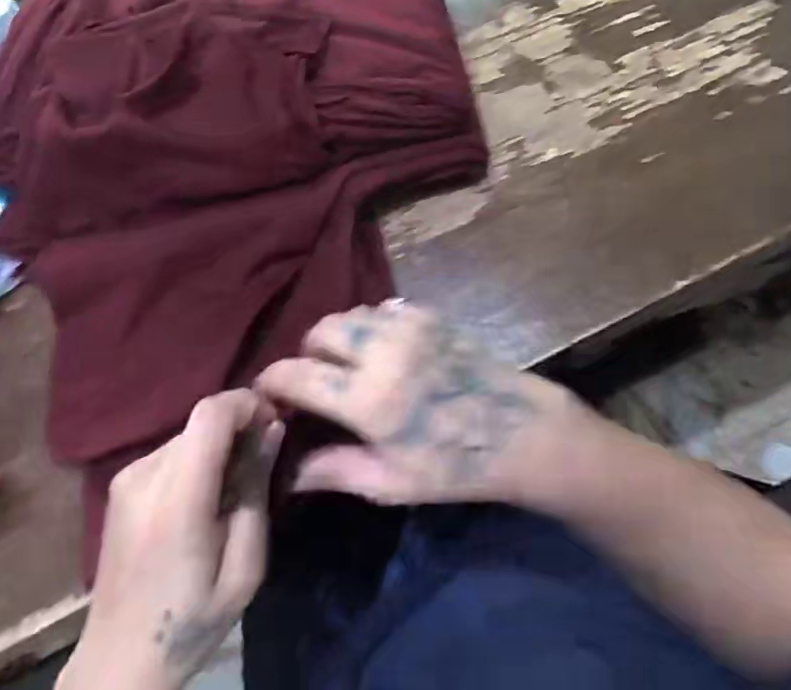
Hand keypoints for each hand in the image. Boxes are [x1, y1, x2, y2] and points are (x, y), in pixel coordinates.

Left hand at [61, 390, 283, 689]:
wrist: (119, 657)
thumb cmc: (191, 621)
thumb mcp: (244, 569)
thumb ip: (256, 492)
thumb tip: (271, 431)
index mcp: (177, 499)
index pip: (210, 414)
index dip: (247, 403)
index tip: (274, 421)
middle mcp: (145, 474)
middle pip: (201, 422)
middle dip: (238, 428)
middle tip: (261, 463)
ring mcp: (127, 476)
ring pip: (187, 434)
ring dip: (217, 446)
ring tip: (232, 490)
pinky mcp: (120, 482)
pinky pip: (170, 452)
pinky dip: (195, 460)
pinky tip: (203, 500)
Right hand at [254, 301, 579, 505]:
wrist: (523, 432)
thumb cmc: (456, 466)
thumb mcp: (393, 483)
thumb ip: (336, 471)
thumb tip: (288, 471)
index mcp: (368, 399)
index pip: (298, 374)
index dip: (273, 380)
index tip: (267, 391)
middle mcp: (381, 351)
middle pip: (319, 332)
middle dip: (308, 354)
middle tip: (318, 379)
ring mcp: (407, 326)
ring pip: (348, 315)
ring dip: (338, 336)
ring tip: (349, 363)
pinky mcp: (428, 315)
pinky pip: (380, 308)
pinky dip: (369, 324)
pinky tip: (382, 349)